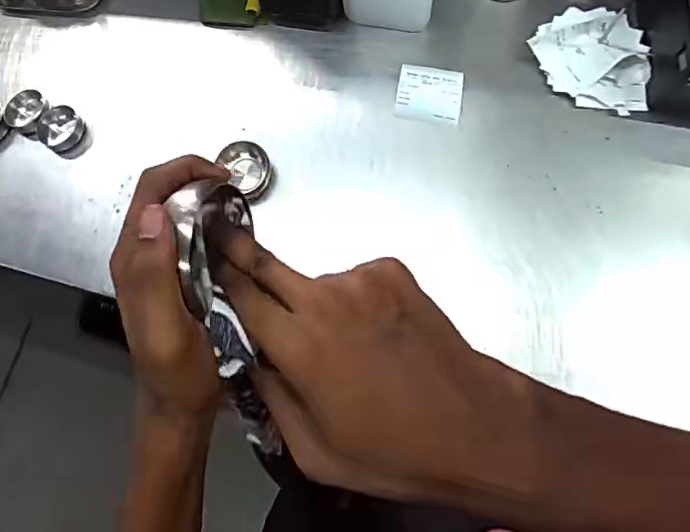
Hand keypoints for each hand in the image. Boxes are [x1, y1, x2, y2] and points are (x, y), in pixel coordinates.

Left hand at [110, 155, 229, 424]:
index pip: (148, 192)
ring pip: (167, 207)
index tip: (219, 174)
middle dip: (190, 176)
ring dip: (195, 193)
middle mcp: (135, 252)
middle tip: (229, 184)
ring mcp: (149, 260)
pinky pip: (178, 228)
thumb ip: (154, 272)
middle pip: (156, 192)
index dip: (181, 170)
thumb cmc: (176, 375)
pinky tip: (221, 226)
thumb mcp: (165, 329)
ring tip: (228, 199)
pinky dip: (199, 215)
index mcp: (131, 258)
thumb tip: (153, 212)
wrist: (177, 408)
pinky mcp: (165, 270)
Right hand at [216, 234, 541, 508]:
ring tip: (352, 340)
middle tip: (223, 235)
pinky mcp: (389, 270)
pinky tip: (382, 330)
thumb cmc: (398, 452)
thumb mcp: (318, 455)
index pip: (240, 293)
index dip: (219, 276)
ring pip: (315, 280)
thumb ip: (270, 402)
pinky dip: (358, 297)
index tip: (207, 263)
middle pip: (263, 261)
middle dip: (237, 248)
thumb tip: (249, 361)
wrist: (482, 430)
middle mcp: (322, 301)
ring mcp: (358, 280)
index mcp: (299, 346)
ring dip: (318, 300)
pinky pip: (356, 277)